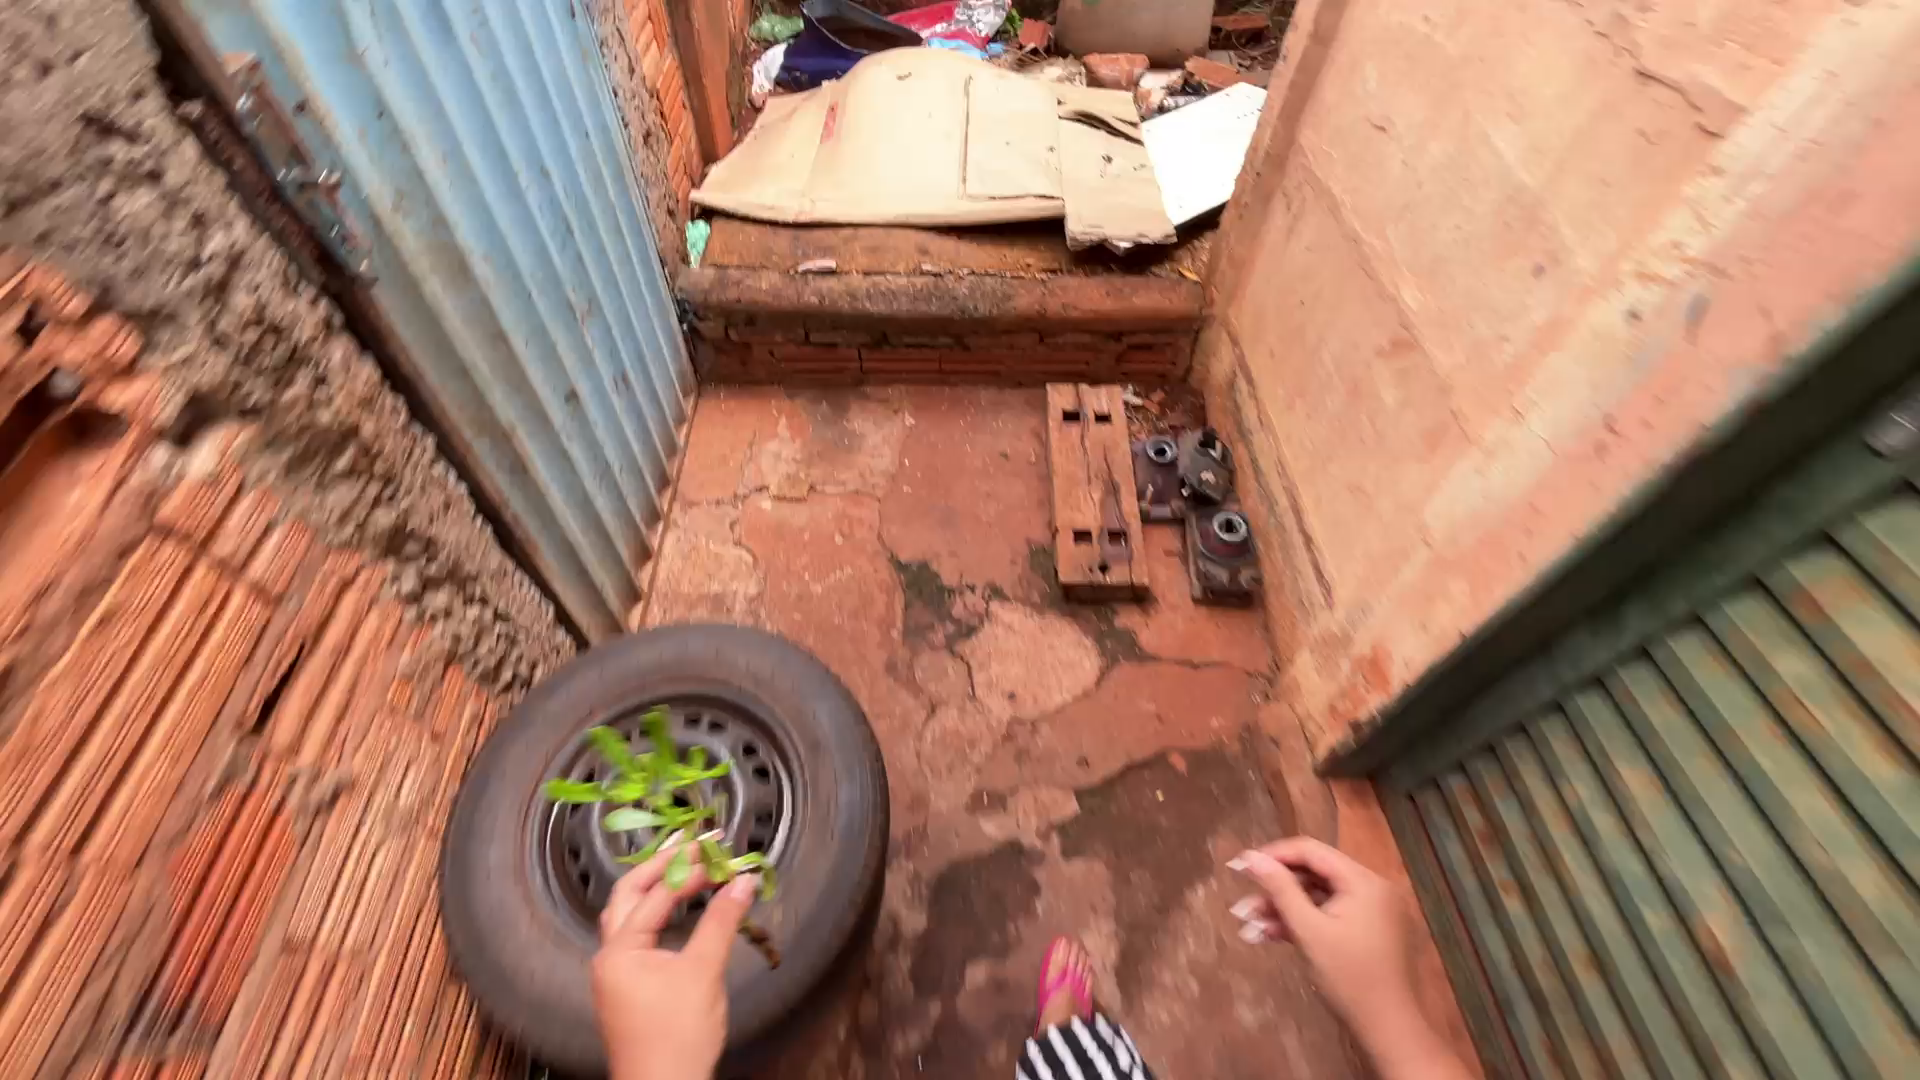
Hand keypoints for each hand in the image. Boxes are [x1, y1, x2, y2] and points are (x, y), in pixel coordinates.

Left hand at [593, 842, 758, 1079]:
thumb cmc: (678, 1035)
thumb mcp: (704, 971)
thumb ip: (722, 920)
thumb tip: (744, 879)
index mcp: (620, 950)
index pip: (657, 893)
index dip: (690, 868)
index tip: (720, 851)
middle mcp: (610, 955)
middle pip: (629, 893)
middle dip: (661, 863)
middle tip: (692, 839)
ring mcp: (616, 971)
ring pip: (630, 911)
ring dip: (656, 883)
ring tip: (684, 859)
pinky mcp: (629, 984)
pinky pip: (639, 930)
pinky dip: (658, 907)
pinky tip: (679, 902)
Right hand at [1227, 837, 1414, 1034]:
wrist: (1390, 1034)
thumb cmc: (1350, 978)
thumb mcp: (1309, 930)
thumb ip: (1279, 888)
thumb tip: (1249, 857)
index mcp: (1363, 881)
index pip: (1310, 851)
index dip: (1273, 856)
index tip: (1241, 867)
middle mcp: (1369, 888)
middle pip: (1311, 874)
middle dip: (1274, 889)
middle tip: (1242, 900)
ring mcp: (1368, 911)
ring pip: (1314, 897)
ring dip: (1281, 908)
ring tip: (1247, 922)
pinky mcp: (1363, 931)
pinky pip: (1325, 914)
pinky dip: (1299, 923)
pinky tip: (1268, 934)